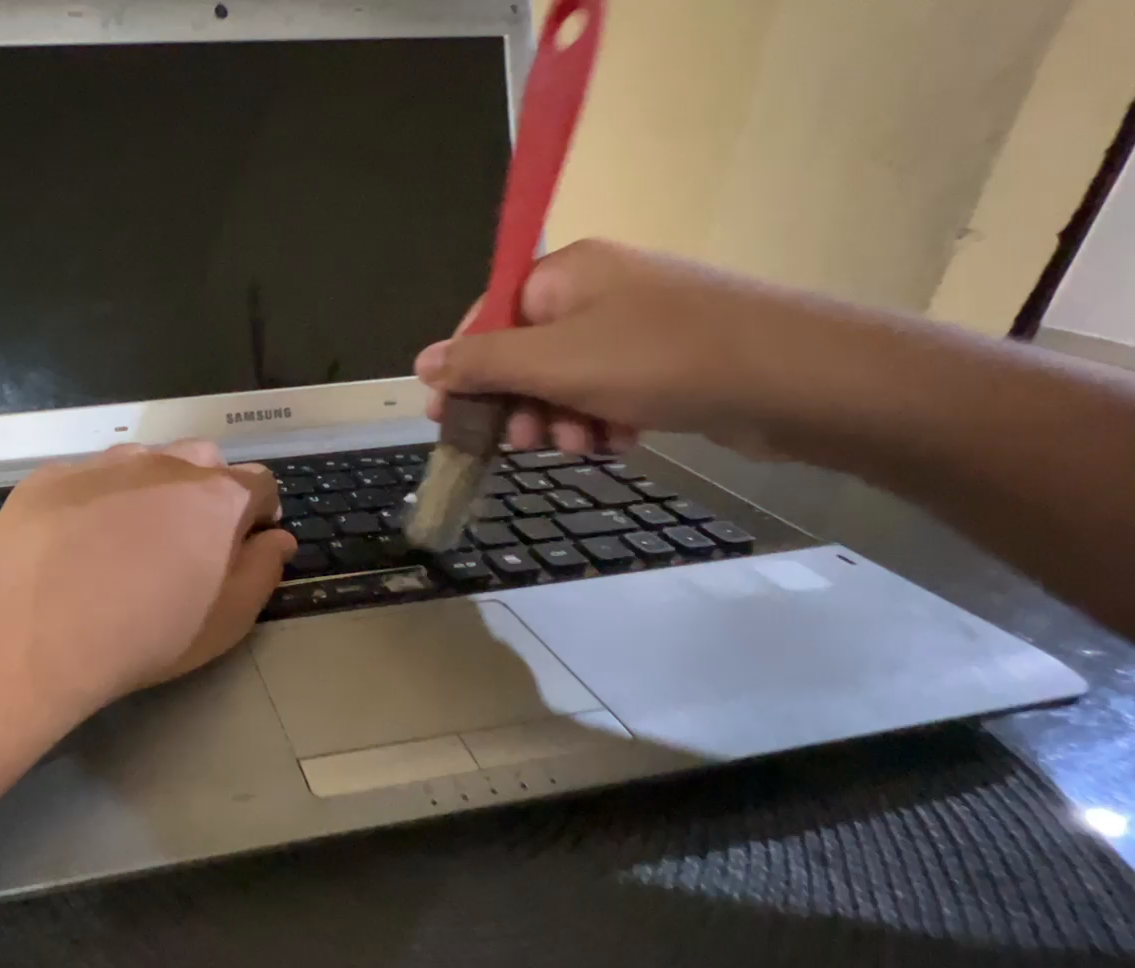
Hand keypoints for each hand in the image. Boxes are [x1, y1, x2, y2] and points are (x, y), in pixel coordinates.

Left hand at [0, 441, 295, 715]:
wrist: (34, 633)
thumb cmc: (146, 634)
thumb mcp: (226, 620)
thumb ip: (262, 571)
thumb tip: (277, 539)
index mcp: (217, 496)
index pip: (259, 484)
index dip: (258, 514)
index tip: (245, 544)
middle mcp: (164, 464)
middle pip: (203, 461)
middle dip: (207, 492)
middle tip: (187, 542)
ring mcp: (103, 464)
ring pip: (143, 463)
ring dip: (150, 491)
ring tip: (126, 540)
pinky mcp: (51, 476)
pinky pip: (87, 479)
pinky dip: (94, 500)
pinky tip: (74, 542)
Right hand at [414, 239, 818, 459]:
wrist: (795, 379)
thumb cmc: (659, 360)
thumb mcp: (553, 362)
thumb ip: (481, 363)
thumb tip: (422, 363)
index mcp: (564, 273)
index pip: (487, 316)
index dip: (465, 369)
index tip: (449, 419)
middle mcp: (595, 290)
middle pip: (523, 353)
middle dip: (518, 404)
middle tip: (525, 443)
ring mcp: (632, 324)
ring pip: (563, 381)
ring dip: (559, 419)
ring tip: (579, 445)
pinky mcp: (662, 360)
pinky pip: (604, 392)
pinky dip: (600, 420)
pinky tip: (617, 441)